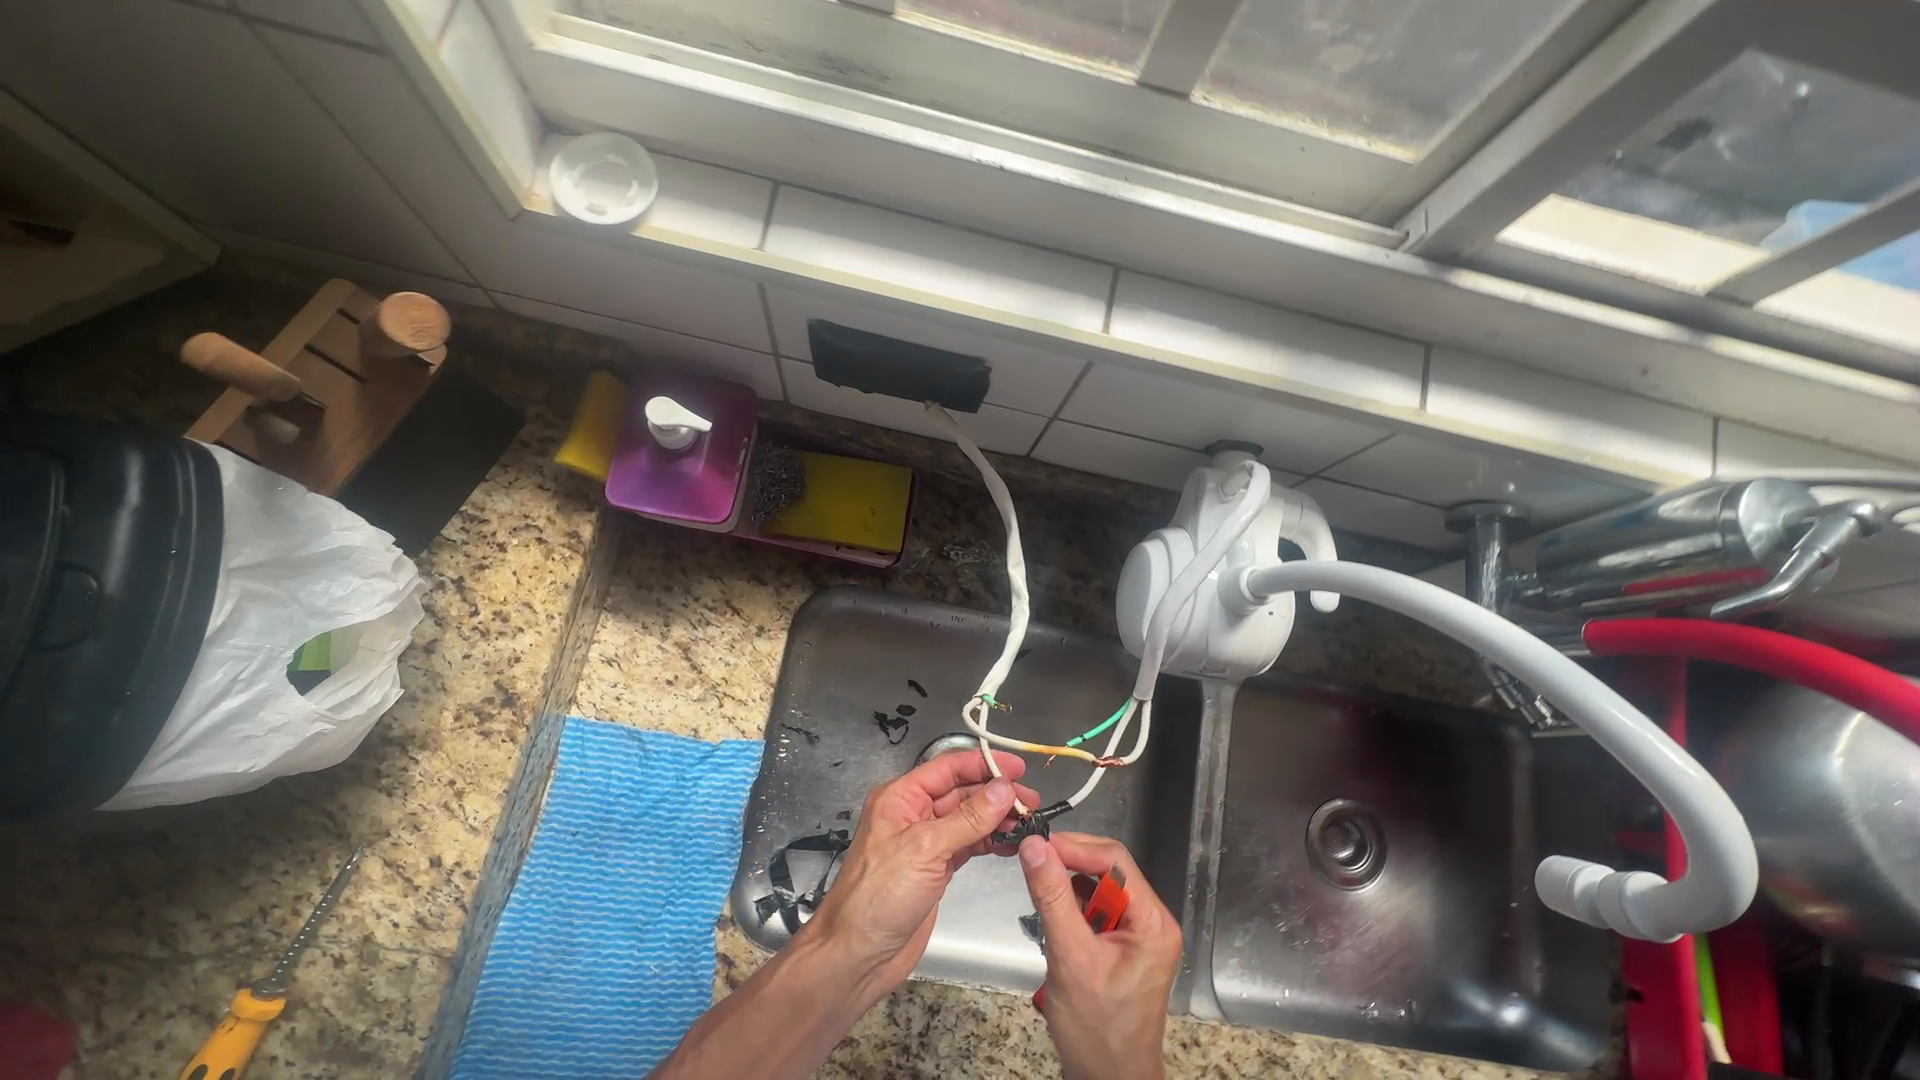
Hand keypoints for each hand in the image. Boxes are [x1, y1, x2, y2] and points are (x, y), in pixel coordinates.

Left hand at [805, 749, 1040, 994]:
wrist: (858, 955)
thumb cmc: (879, 896)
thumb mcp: (925, 849)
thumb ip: (968, 818)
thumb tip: (1004, 789)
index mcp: (900, 797)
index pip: (947, 768)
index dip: (983, 763)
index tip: (1018, 769)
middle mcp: (913, 814)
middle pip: (961, 792)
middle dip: (996, 794)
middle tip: (1032, 802)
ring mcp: (925, 842)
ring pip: (968, 819)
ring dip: (997, 819)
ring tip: (1029, 823)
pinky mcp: (936, 869)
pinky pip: (968, 844)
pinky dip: (990, 841)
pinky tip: (1012, 843)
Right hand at [1019, 832, 1181, 1079]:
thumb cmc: (1096, 1028)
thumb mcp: (1070, 957)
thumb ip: (1052, 898)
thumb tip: (1033, 845)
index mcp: (1152, 920)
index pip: (1114, 860)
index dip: (1074, 847)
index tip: (1036, 844)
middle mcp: (1150, 920)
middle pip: (1107, 870)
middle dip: (1069, 864)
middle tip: (1031, 862)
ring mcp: (1136, 934)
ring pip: (1097, 889)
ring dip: (1067, 887)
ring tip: (1038, 891)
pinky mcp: (1119, 946)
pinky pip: (1094, 911)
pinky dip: (1070, 908)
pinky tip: (1051, 919)